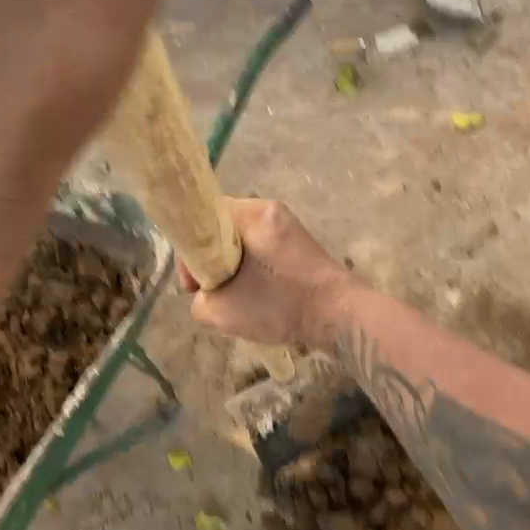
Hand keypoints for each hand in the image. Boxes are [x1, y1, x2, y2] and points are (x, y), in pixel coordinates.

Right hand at [181, 200, 354, 349]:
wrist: (339, 317)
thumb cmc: (279, 305)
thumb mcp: (221, 311)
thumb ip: (199, 299)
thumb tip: (206, 293)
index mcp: (253, 213)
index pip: (203, 218)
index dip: (191, 253)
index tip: (194, 285)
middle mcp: (271, 211)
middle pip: (222, 232)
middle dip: (211, 264)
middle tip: (212, 294)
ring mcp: (289, 227)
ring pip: (241, 245)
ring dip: (231, 271)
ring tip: (235, 300)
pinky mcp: (300, 246)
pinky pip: (262, 253)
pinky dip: (252, 274)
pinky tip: (256, 299)